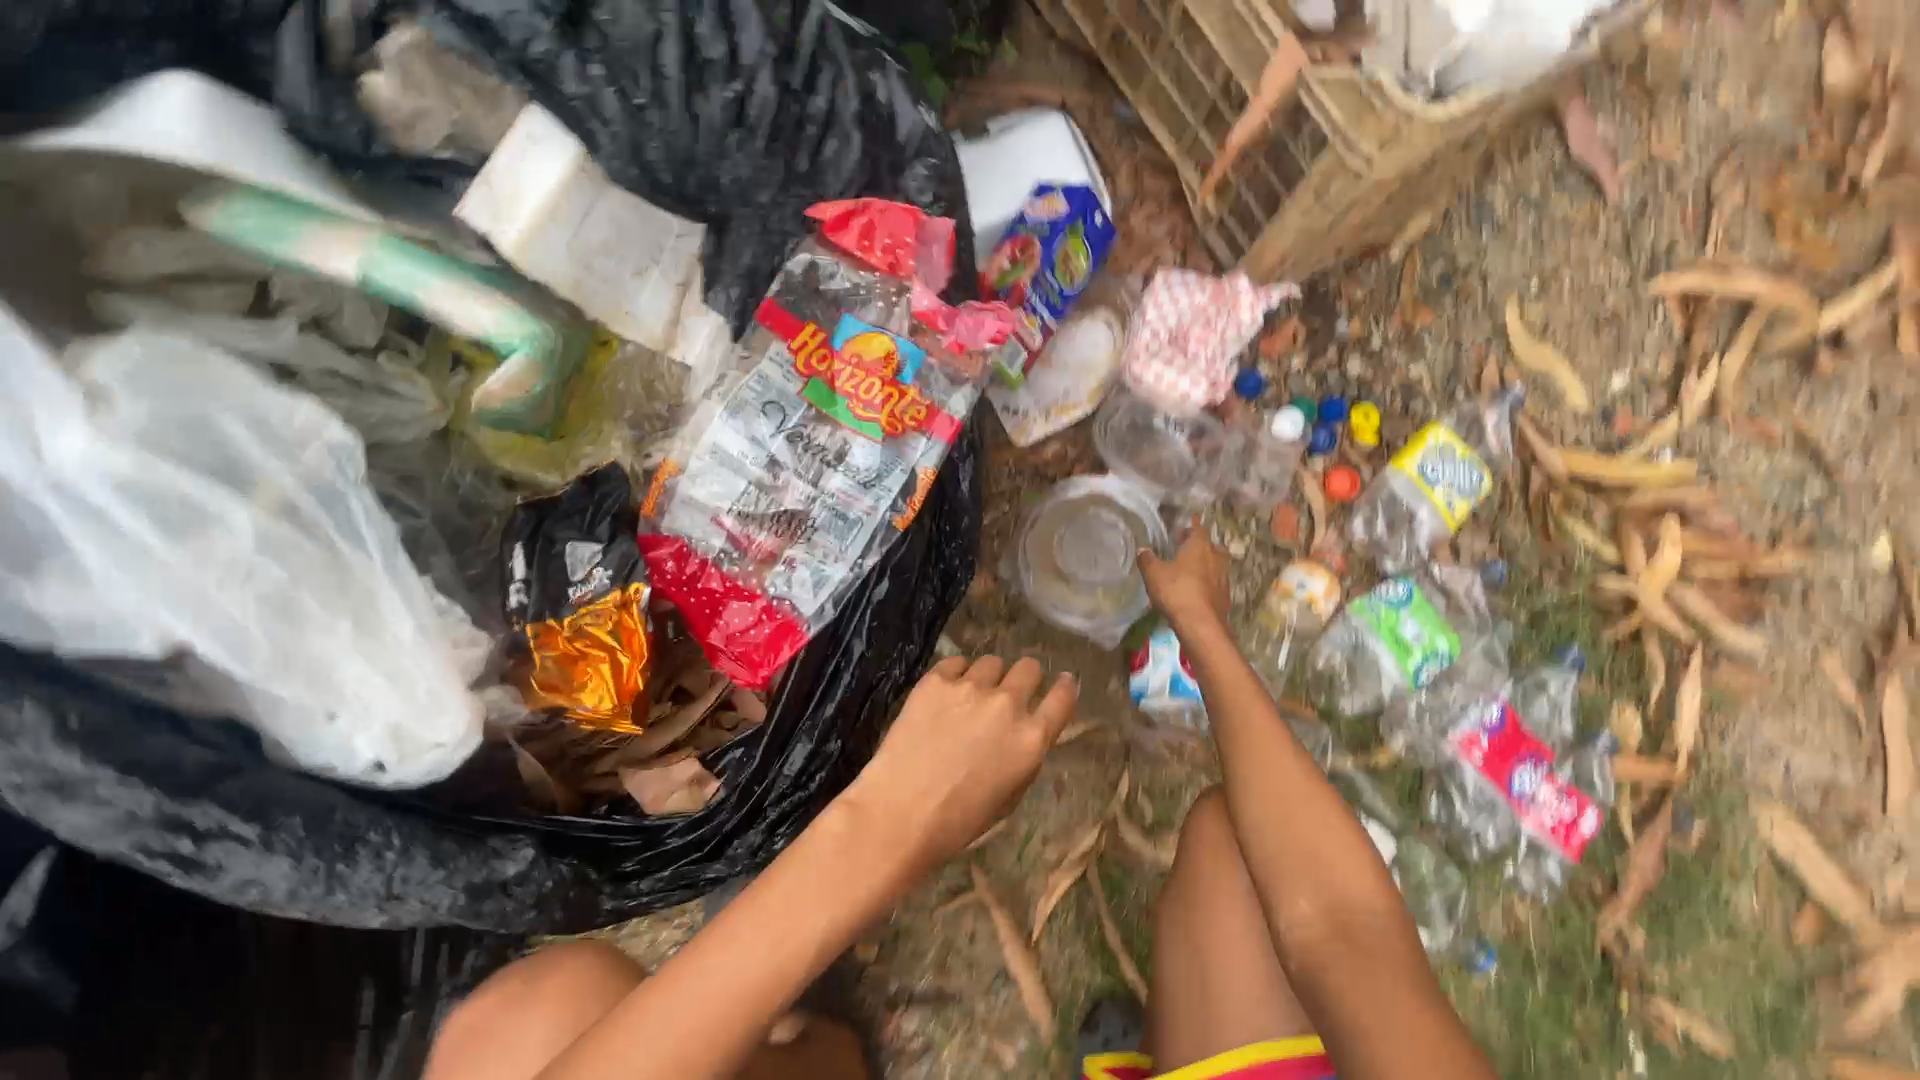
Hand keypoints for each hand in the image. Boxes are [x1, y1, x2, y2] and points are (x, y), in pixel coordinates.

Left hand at [842, 656, 1076, 874]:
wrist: (901, 812)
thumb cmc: (958, 819)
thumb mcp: (1010, 795)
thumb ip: (1024, 755)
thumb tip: (1025, 732)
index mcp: (1031, 739)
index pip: (1063, 698)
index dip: (1065, 687)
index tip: (1064, 681)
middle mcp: (1008, 705)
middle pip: (1029, 668)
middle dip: (1024, 678)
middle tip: (1008, 692)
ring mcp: (971, 688)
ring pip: (992, 661)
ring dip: (988, 676)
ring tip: (971, 695)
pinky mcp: (936, 681)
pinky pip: (956, 662)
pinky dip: (956, 674)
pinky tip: (945, 694)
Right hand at [1139, 527, 1230, 631]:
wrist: (1201, 624)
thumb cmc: (1176, 591)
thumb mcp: (1154, 574)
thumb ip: (1147, 560)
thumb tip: (1143, 549)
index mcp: (1199, 546)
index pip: (1198, 528)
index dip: (1193, 523)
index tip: (1190, 520)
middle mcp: (1215, 557)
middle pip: (1210, 545)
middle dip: (1199, 544)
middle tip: (1186, 546)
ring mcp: (1223, 577)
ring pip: (1215, 563)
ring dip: (1205, 563)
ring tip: (1191, 568)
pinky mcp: (1225, 595)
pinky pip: (1216, 582)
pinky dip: (1208, 581)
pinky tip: (1197, 588)